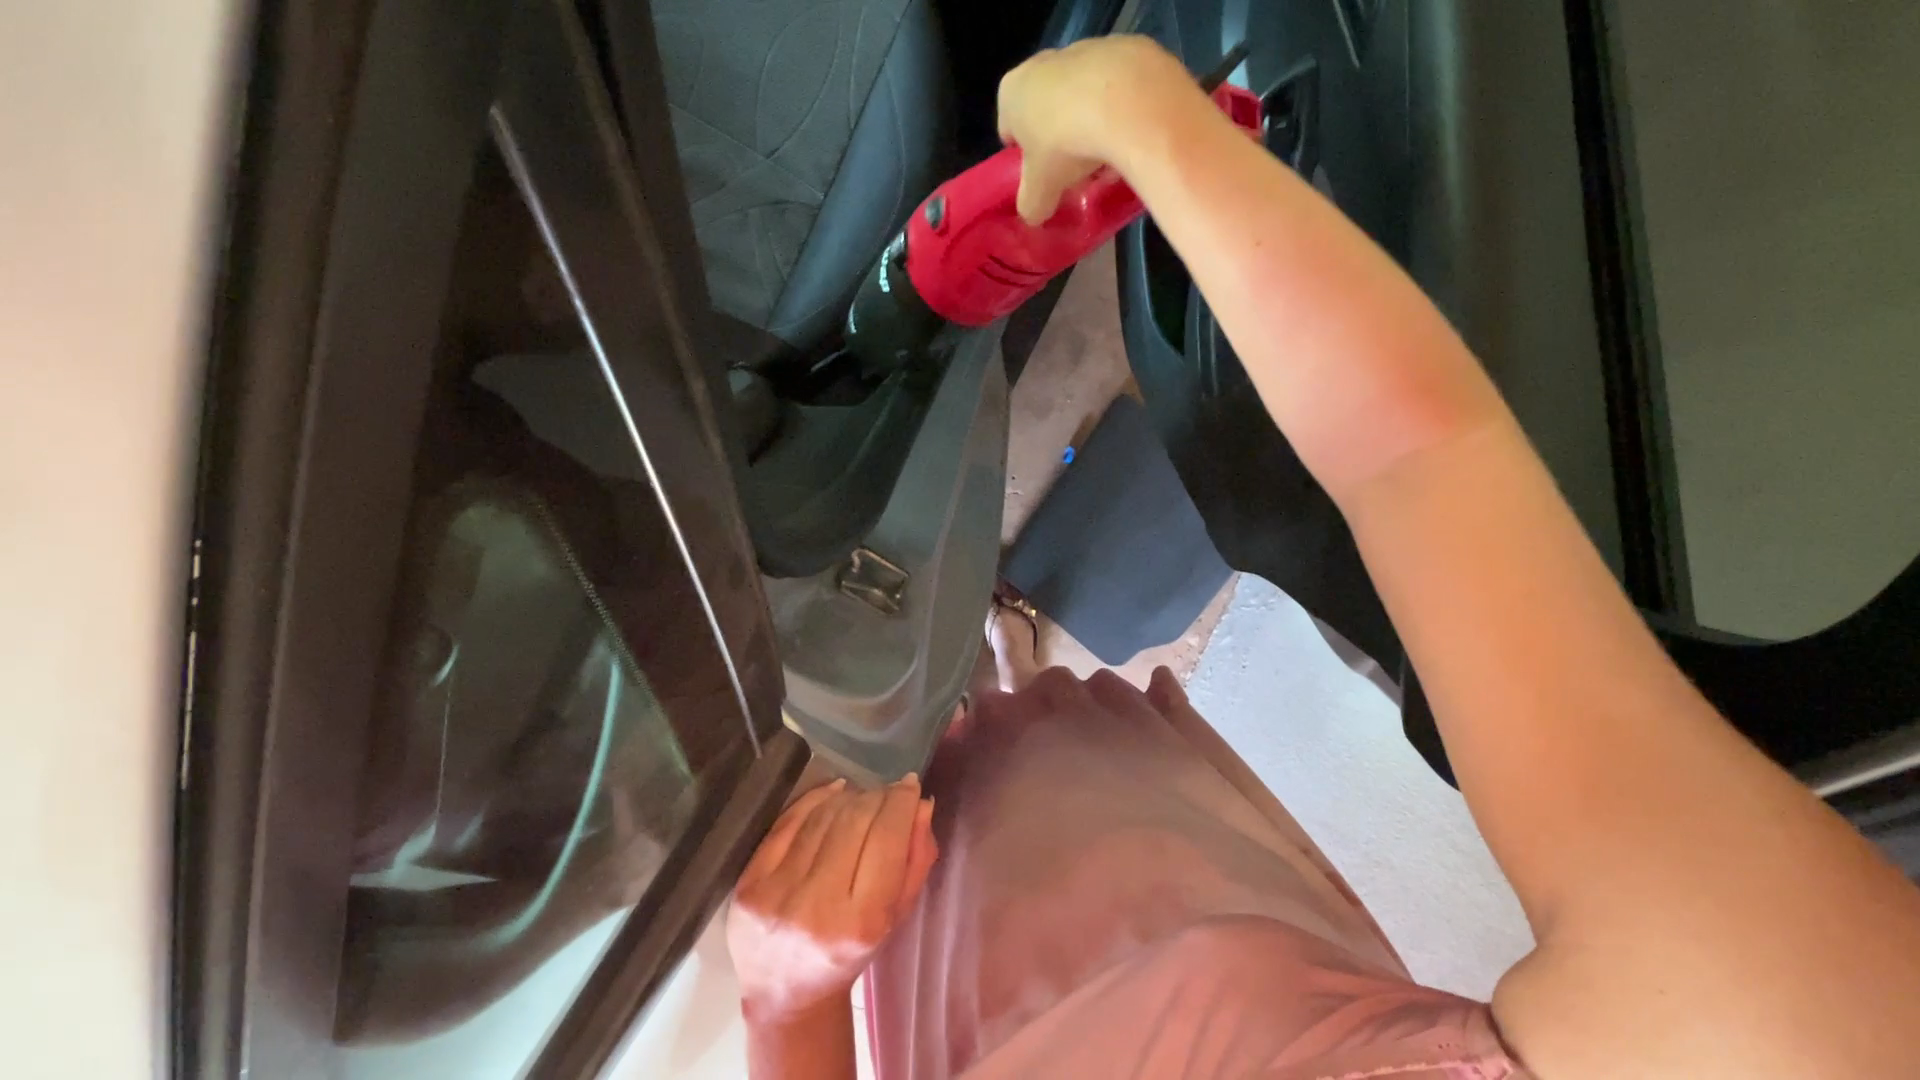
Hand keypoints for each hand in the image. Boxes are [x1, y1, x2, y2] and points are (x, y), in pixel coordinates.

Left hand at [727, 776, 937, 1020]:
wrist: (786, 995)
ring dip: (849, 797)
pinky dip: (815, 800)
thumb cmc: (851, 955)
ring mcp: (778, 893)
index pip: (887, 839)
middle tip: (889, 793)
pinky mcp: (750, 884)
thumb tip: (920, 804)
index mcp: (862, 922)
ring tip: (863, 798)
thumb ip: (915, 861)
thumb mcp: (895, 918)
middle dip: (878, 797)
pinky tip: (833, 795)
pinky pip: (788, 822)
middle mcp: (818, 906)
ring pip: (822, 817)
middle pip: (854, 821)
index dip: (901, 804)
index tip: (910, 787)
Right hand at [996, 35, 1202, 223]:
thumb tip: (1034, 215)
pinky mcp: (1128, 48)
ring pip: (1086, 99)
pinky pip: (1120, 90)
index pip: (1010, 129)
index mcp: (1012, 91)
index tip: (1045, 177)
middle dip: (1063, 142)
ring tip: (1111, 160)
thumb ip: (1031, 204)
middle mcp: (1043, 62)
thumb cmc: (1065, 144)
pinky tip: (1133, 136)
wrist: (1128, 102)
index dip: (1027, 158)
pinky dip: (1123, 111)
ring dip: (1094, 128)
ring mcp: (1087, 49)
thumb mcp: (1040, 190)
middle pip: (1049, 112)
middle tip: (1079, 172)